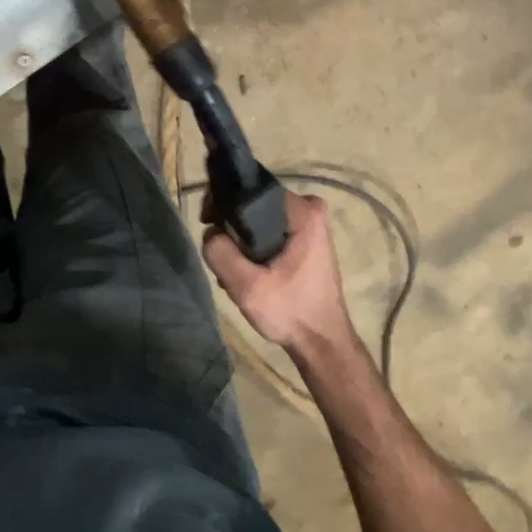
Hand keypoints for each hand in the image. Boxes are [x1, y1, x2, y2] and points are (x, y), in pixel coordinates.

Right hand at [203, 193, 355, 358]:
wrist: (322, 343)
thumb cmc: (291, 312)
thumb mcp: (247, 287)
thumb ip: (220, 253)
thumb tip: (210, 233)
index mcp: (303, 211)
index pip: (251, 188)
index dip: (224, 203)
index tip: (209, 224)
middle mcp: (310, 209)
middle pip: (254, 202)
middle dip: (231, 226)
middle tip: (222, 255)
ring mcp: (310, 225)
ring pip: (258, 218)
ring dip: (241, 241)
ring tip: (235, 270)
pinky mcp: (306, 240)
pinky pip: (269, 230)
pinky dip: (253, 247)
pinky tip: (248, 272)